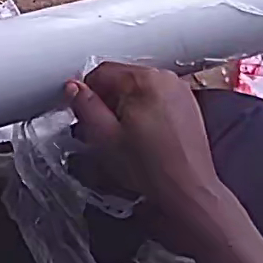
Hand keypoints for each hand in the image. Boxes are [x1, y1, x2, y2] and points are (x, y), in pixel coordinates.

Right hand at [64, 63, 233, 244]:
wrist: (188, 190)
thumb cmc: (151, 168)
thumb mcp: (105, 137)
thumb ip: (85, 106)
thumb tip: (73, 88)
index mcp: (143, 80)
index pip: (101, 72)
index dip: (86, 93)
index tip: (83, 112)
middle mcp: (164, 78)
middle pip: (121, 77)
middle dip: (107, 99)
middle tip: (104, 128)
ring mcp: (179, 90)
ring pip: (138, 87)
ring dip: (125, 104)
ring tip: (125, 135)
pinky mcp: (188, 104)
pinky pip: (156, 96)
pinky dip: (145, 109)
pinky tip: (143, 135)